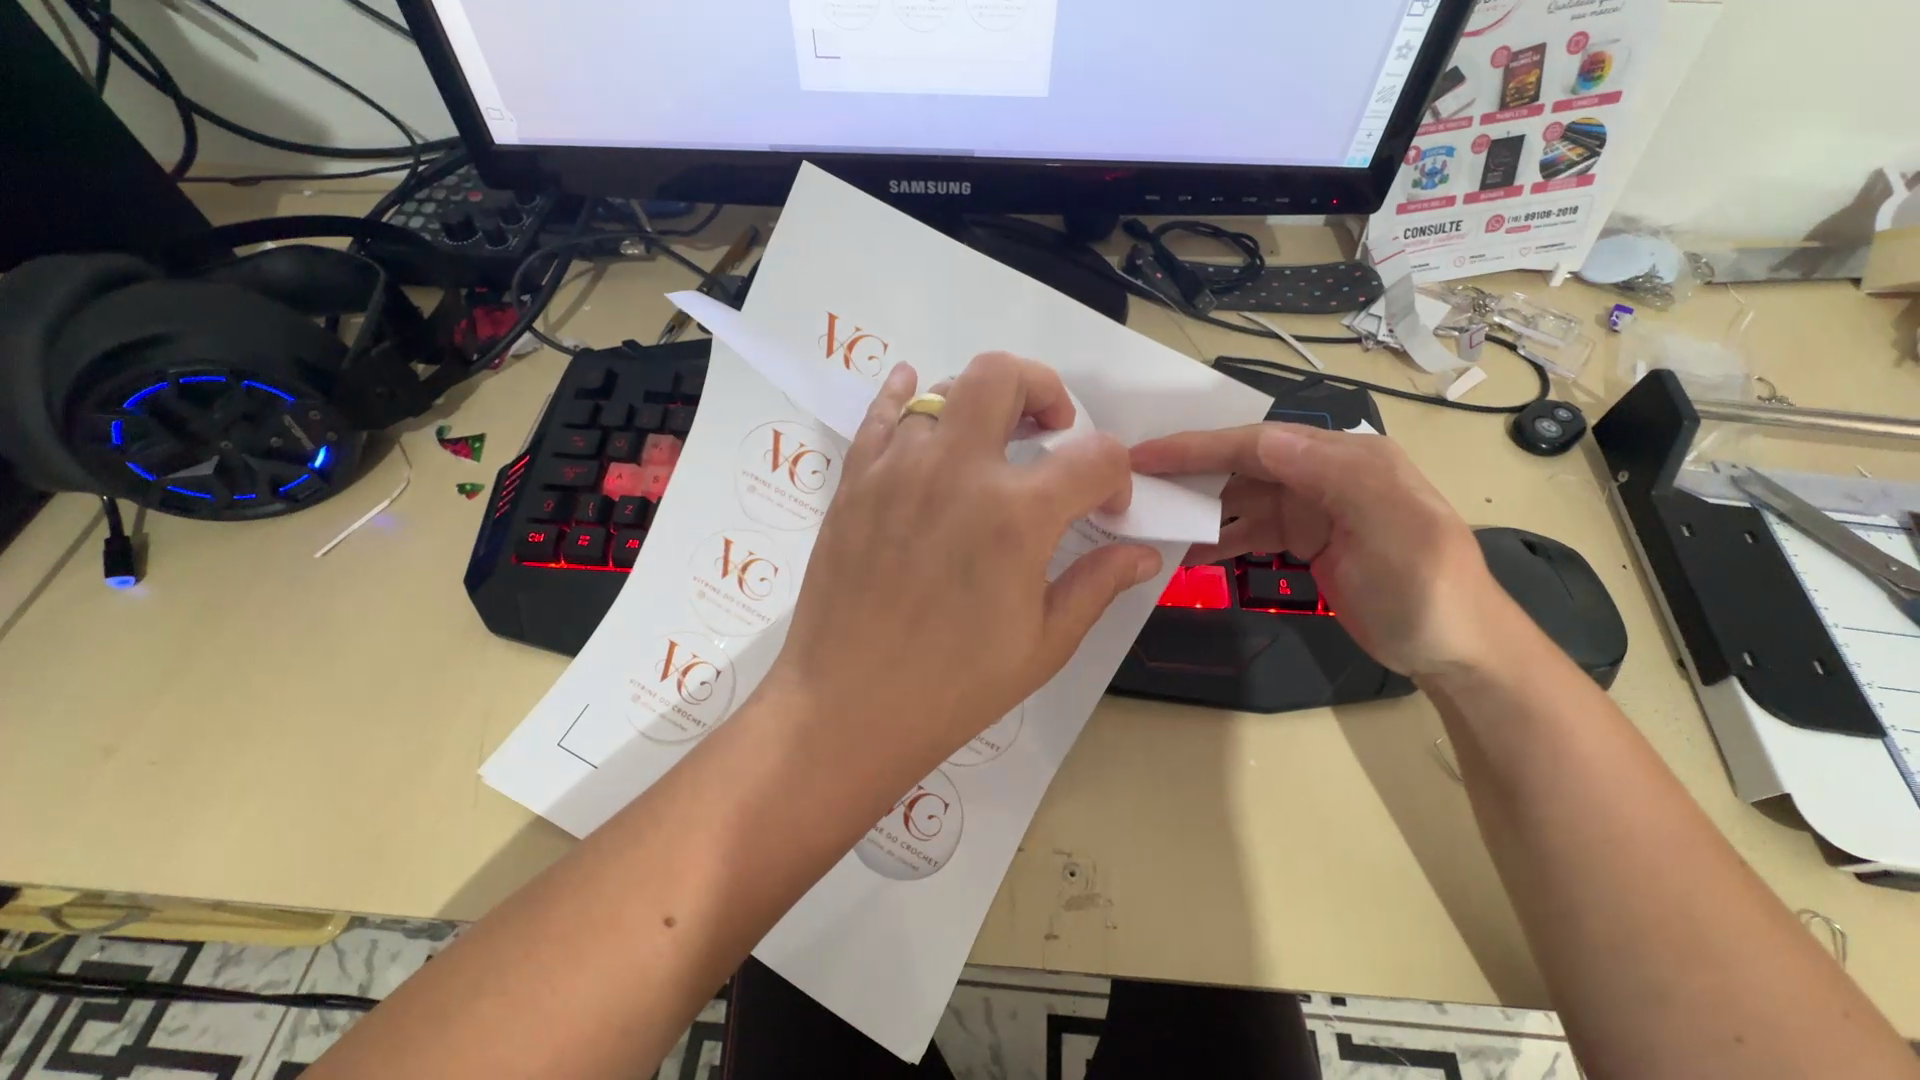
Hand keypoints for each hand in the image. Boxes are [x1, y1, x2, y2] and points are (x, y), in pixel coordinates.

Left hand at [766, 353, 1162, 774]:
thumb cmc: (954, 687)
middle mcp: (957, 471)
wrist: (847, 707)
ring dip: (981, 401)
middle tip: (1050, 430)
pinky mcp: (855, 481)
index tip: (1107, 506)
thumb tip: (1141, 555)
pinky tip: (914, 393)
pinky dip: (904, 394)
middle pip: (1005, 376)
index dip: (1116, 476)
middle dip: (1044, 390)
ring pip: (944, 388)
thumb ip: (1096, 585)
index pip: (1093, 457)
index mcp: (1016, 516)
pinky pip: (881, 414)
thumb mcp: (1043, 644)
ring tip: (989, 440)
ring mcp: (898, 469)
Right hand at [1130, 424, 1506, 677]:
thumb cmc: (1429, 589)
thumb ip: (1335, 478)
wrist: (1455, 649)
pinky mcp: (1303, 539)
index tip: (1145, 456)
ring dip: (1196, 508)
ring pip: (1238, 498)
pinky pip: (1247, 531)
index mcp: (1347, 458)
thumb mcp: (1394, 530)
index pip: (1259, 443)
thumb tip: (1266, 440)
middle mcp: (1324, 473)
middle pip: (1241, 464)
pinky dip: (1215, 540)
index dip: (1199, 448)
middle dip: (1187, 473)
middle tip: (1131, 487)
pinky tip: (1183, 552)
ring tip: (1147, 520)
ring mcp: (1311, 507)